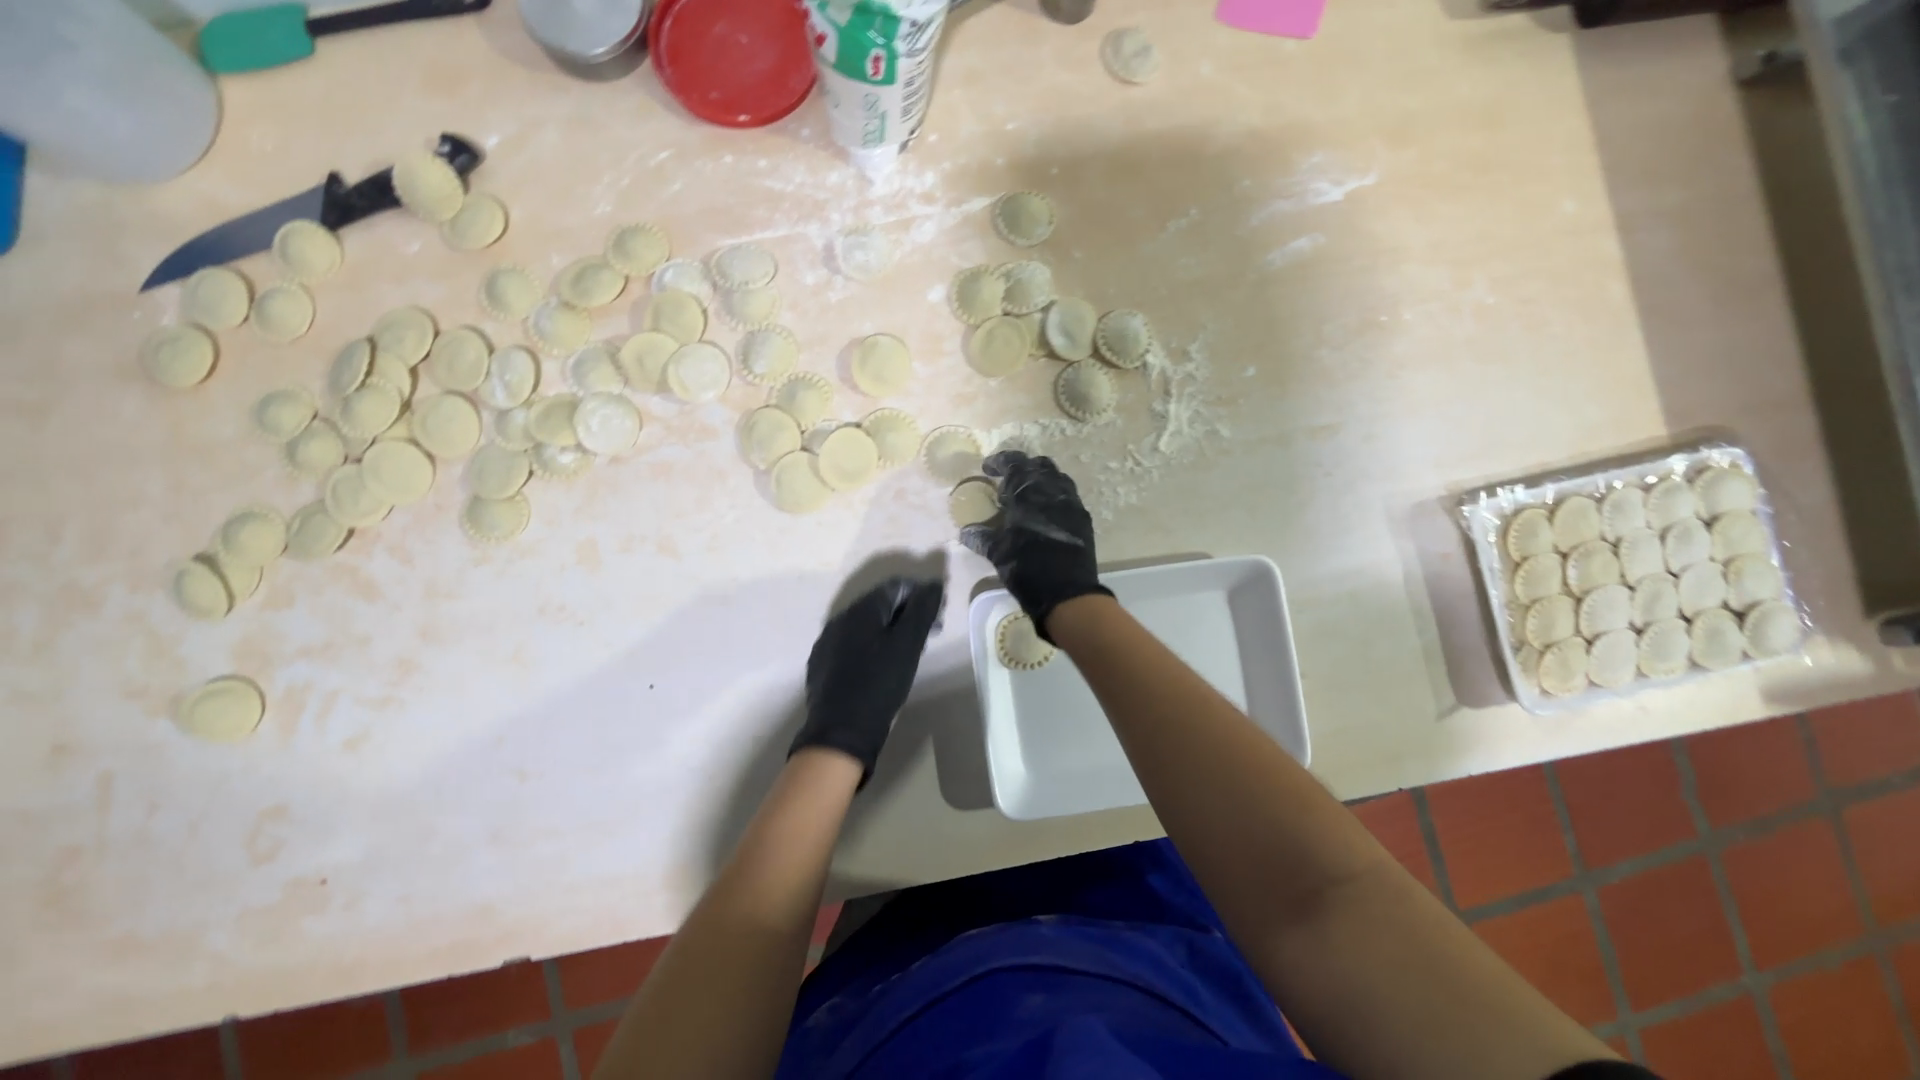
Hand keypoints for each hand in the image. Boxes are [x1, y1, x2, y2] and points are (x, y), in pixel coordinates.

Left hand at [788, 576, 944, 786]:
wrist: (840, 730)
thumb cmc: (880, 684)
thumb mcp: (908, 646)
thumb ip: (922, 611)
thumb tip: (934, 583)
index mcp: (861, 609)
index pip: (895, 586)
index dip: (920, 595)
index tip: (938, 615)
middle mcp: (840, 618)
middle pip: (880, 605)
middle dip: (906, 614)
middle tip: (928, 634)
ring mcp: (827, 641)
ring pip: (866, 626)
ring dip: (889, 630)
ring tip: (908, 652)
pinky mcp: (822, 663)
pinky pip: (852, 644)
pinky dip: (872, 647)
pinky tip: (881, 667)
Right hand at [959, 450, 1112, 641]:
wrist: (1067, 592)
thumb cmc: (1026, 567)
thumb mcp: (997, 552)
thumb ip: (981, 537)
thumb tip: (966, 531)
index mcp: (1028, 492)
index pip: (1014, 463)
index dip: (999, 461)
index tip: (988, 467)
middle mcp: (1052, 490)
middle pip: (1039, 465)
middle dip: (1022, 467)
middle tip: (1008, 480)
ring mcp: (1071, 503)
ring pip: (1057, 478)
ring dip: (1041, 480)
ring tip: (1027, 494)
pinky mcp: (1083, 518)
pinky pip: (1068, 496)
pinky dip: (1054, 496)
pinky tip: (1045, 512)